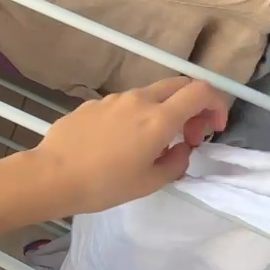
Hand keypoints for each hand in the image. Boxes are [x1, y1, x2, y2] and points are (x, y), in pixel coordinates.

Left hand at [23, 77, 228, 216]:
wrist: (52, 175)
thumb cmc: (104, 184)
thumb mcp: (150, 182)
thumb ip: (176, 162)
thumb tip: (182, 149)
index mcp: (158, 118)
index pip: (201, 91)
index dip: (216, 105)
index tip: (212, 128)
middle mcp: (138, 100)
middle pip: (178, 85)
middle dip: (192, 106)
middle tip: (187, 137)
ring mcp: (112, 99)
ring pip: (149, 95)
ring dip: (162, 112)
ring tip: (152, 146)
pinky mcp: (91, 104)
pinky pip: (123, 105)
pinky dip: (135, 117)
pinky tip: (119, 145)